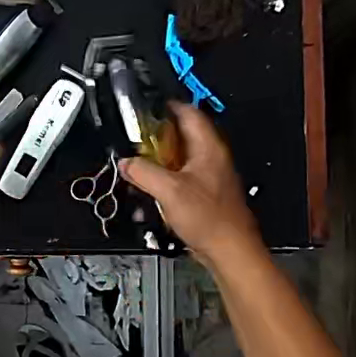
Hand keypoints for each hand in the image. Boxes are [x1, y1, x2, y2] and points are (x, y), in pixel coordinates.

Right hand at [120, 103, 260, 264]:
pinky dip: (167, 178)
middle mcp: (212, 159)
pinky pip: (182, 177)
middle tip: (139, 141)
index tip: (149, 108)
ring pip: (181, 158)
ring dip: (161, 160)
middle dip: (158, 138)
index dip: (168, 107)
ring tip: (143, 167)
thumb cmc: (211, 219)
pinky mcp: (206, 194)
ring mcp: (211, 177)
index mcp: (209, 148)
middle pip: (183, 136)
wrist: (229, 249)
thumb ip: (144, 172)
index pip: (189, 114)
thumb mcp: (169, 190)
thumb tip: (127, 163)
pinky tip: (155, 190)